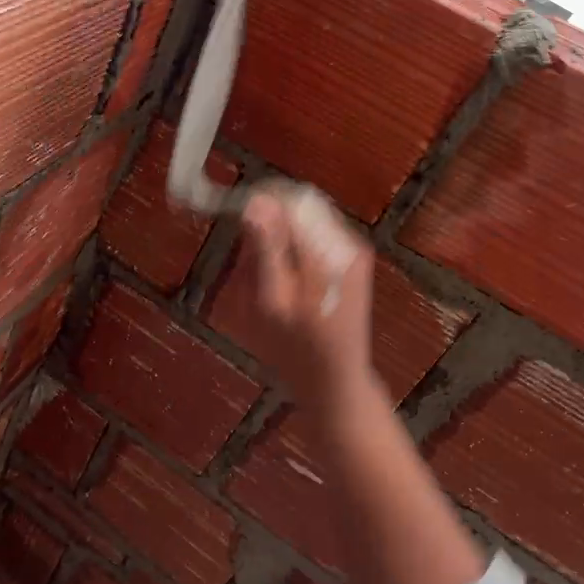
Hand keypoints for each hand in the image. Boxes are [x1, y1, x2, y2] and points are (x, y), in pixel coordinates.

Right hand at [240, 184, 379, 407]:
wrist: (334, 382)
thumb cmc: (294, 350)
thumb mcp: (270, 302)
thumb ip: (265, 249)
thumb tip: (253, 201)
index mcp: (328, 253)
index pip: (290, 200)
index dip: (258, 200)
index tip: (231, 216)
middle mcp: (347, 242)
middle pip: (298, 206)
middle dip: (266, 224)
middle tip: (248, 265)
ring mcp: (352, 250)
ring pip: (303, 219)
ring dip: (277, 238)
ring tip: (263, 279)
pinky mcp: (351, 259)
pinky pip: (312, 235)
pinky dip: (290, 250)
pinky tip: (282, 281)